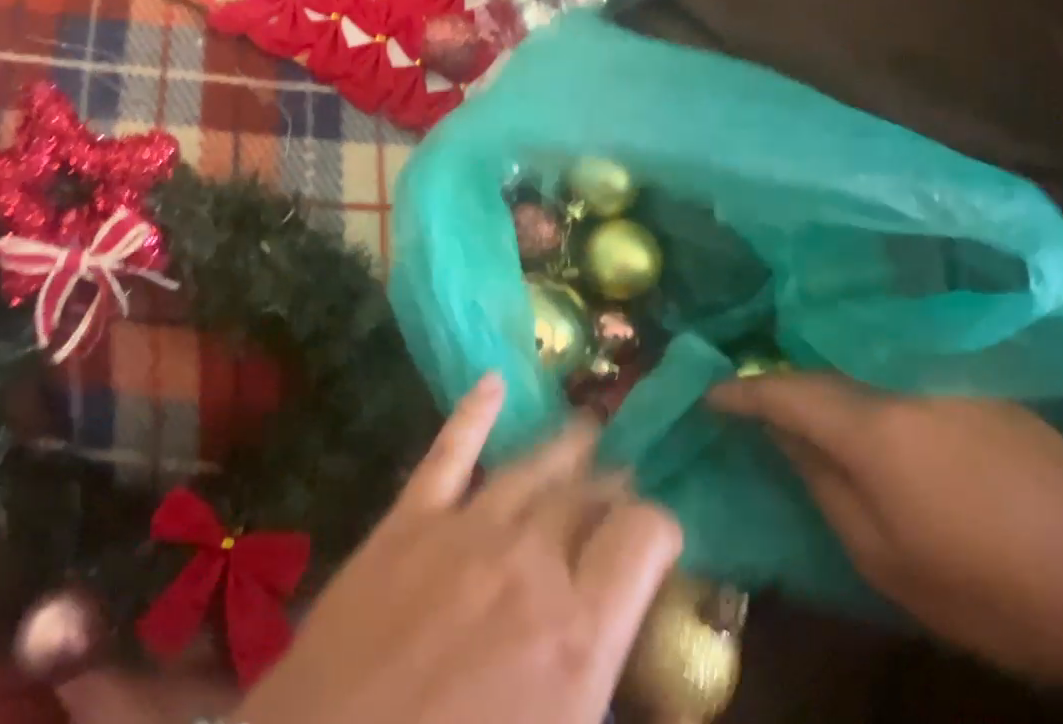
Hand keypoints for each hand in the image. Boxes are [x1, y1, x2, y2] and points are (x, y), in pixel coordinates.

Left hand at [62, 373, 682, 723]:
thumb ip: (600, 679)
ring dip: (563, 447)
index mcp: (579, 629)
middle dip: (612, 485)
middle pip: (587, 496)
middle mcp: (529, 562)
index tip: (653, 537)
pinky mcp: (404, 522)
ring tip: (587, 428)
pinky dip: (472, 414)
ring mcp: (463, 531)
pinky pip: (446, 453)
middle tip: (620, 481)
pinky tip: (491, 382)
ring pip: (529, 468)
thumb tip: (613, 642)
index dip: (658, 527)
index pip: (644, 534)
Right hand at [710, 372, 1062, 723]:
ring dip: (830, 385)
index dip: (739, 391)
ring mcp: (960, 388)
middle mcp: (912, 387)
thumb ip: (823, 483)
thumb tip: (783, 433)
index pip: (784, 390)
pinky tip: (879, 416)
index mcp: (875, 427)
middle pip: (825, 372)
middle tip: (748, 398)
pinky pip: (912, 380)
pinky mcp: (998, 400)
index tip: (706, 394)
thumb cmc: (988, 590)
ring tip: (805, 404)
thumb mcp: (882, 556)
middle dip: (781, 383)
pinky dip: (877, 392)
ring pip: (870, 372)